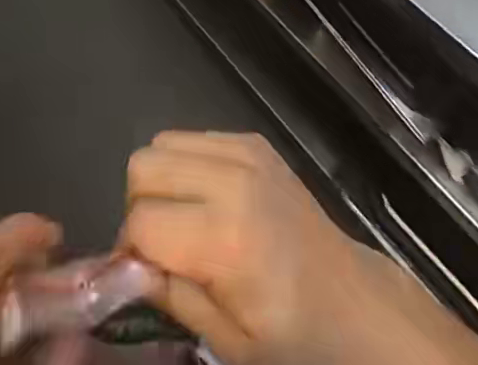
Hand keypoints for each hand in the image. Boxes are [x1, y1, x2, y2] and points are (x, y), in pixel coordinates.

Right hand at [120, 132, 477, 364]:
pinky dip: (185, 163)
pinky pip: (191, 136)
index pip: (140, 221)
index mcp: (227, 237)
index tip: (146, 272)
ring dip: (160, 181)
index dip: (132, 250)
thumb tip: (124, 264)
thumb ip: (170, 295)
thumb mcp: (227, 341)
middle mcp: (232, 181)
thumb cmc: (292, 334)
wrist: (353, 302)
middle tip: (163, 242)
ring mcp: (245, 153)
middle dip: (140, 206)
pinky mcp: (253, 141)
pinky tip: (209, 196)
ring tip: (185, 216)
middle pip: (142, 167)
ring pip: (160, 144)